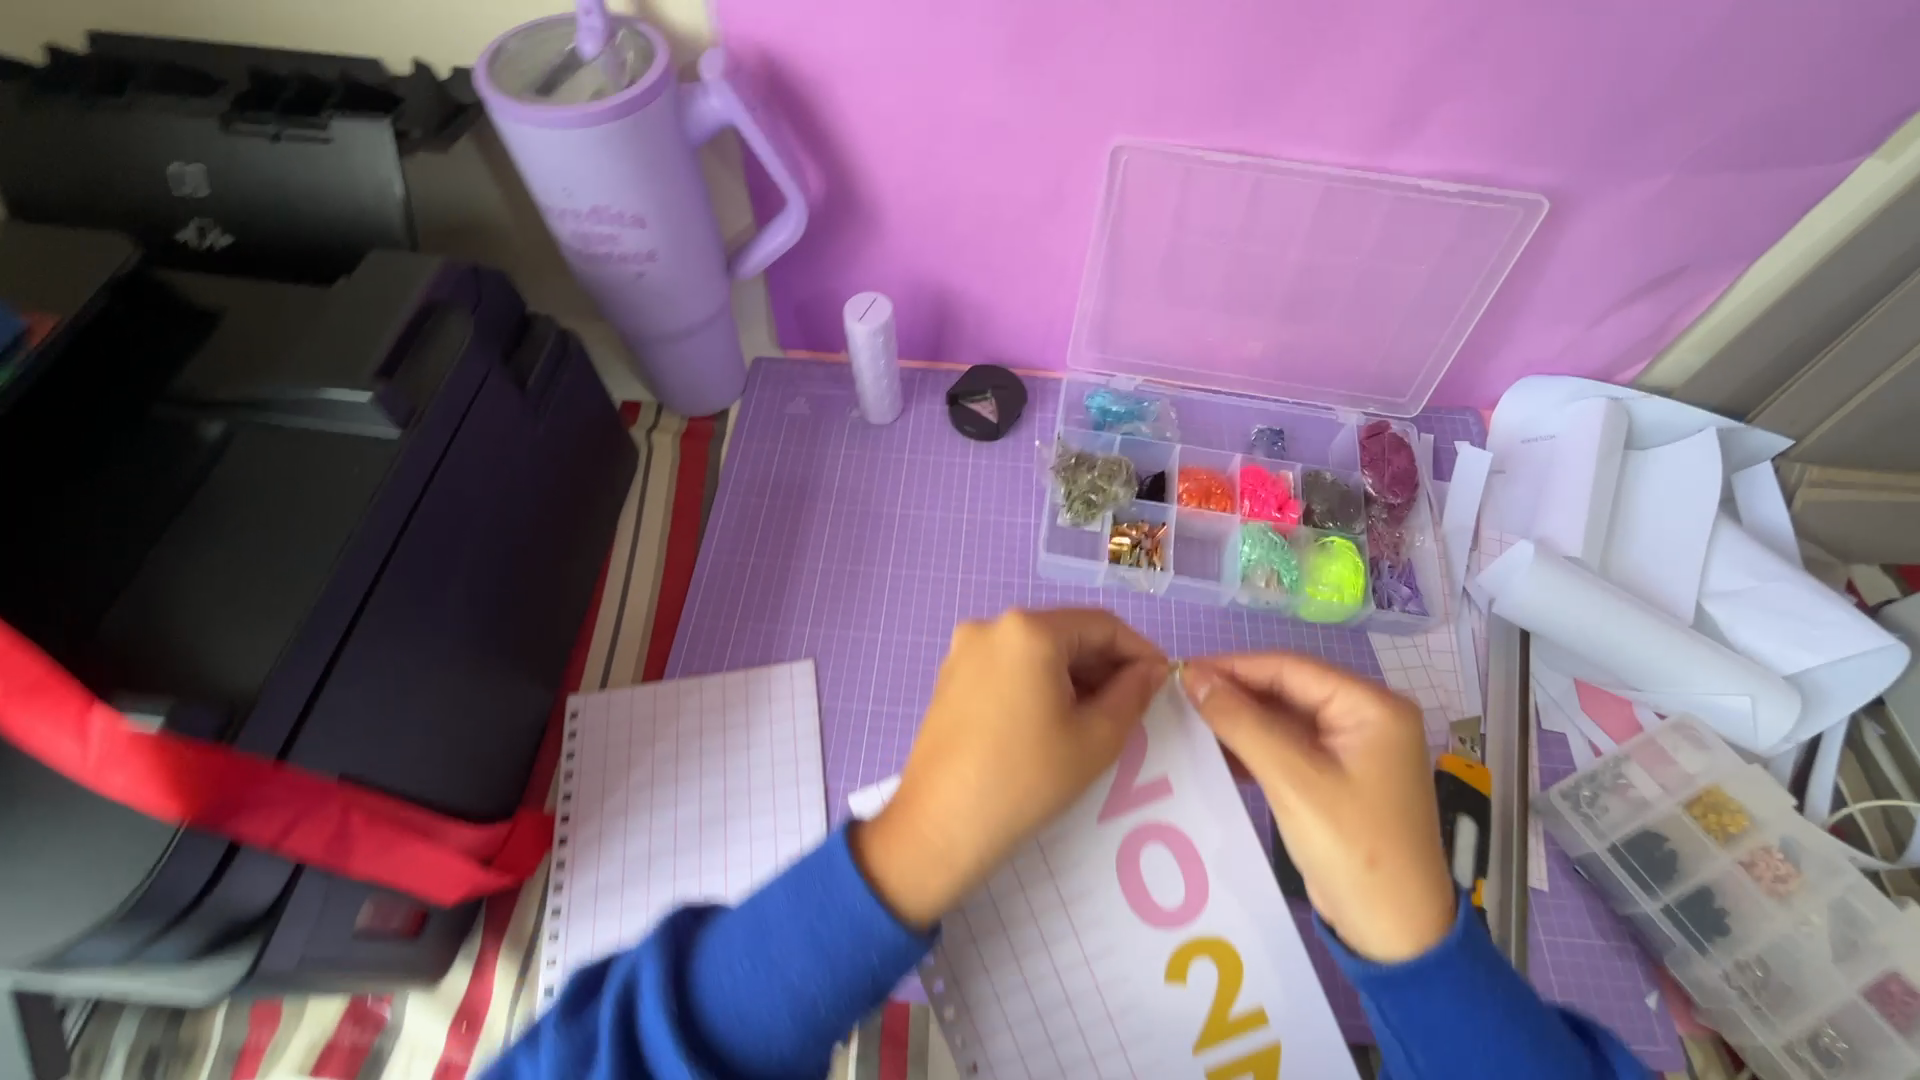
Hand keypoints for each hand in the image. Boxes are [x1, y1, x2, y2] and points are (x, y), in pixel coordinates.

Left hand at [853, 609, 1169, 929]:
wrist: (941, 825)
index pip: (1102, 625)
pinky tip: (1054, 721)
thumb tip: (1151, 670)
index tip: (1162, 681)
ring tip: (1098, 717)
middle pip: (1066, 634)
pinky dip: (1038, 683)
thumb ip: (1133, 693)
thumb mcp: (1096, 738)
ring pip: (1036, 652)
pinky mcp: (950, 677)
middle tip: (1134, 704)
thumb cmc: (1027, 778)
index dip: (1139, 651)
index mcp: (1028, 630)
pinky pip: (1008, 667)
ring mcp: (964, 650)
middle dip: (1105, 665)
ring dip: (1073, 676)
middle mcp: (991, 626)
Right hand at [1181, 653, 1455, 963]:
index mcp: (1372, 707)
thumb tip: (1192, 676)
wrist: (1394, 932)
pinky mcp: (1336, 776)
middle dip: (1234, 692)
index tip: (1181, 671)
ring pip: (1283, 717)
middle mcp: (1366, 717)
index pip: (1291, 668)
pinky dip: (1253, 745)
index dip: (1233, 666)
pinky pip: (1287, 745)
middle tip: (1178, 696)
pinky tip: (1215, 749)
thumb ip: (1241, 722)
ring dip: (1239, 719)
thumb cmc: (1352, 847)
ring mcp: (1352, 748)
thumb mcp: (1292, 779)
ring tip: (1188, 718)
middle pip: (1287, 689)